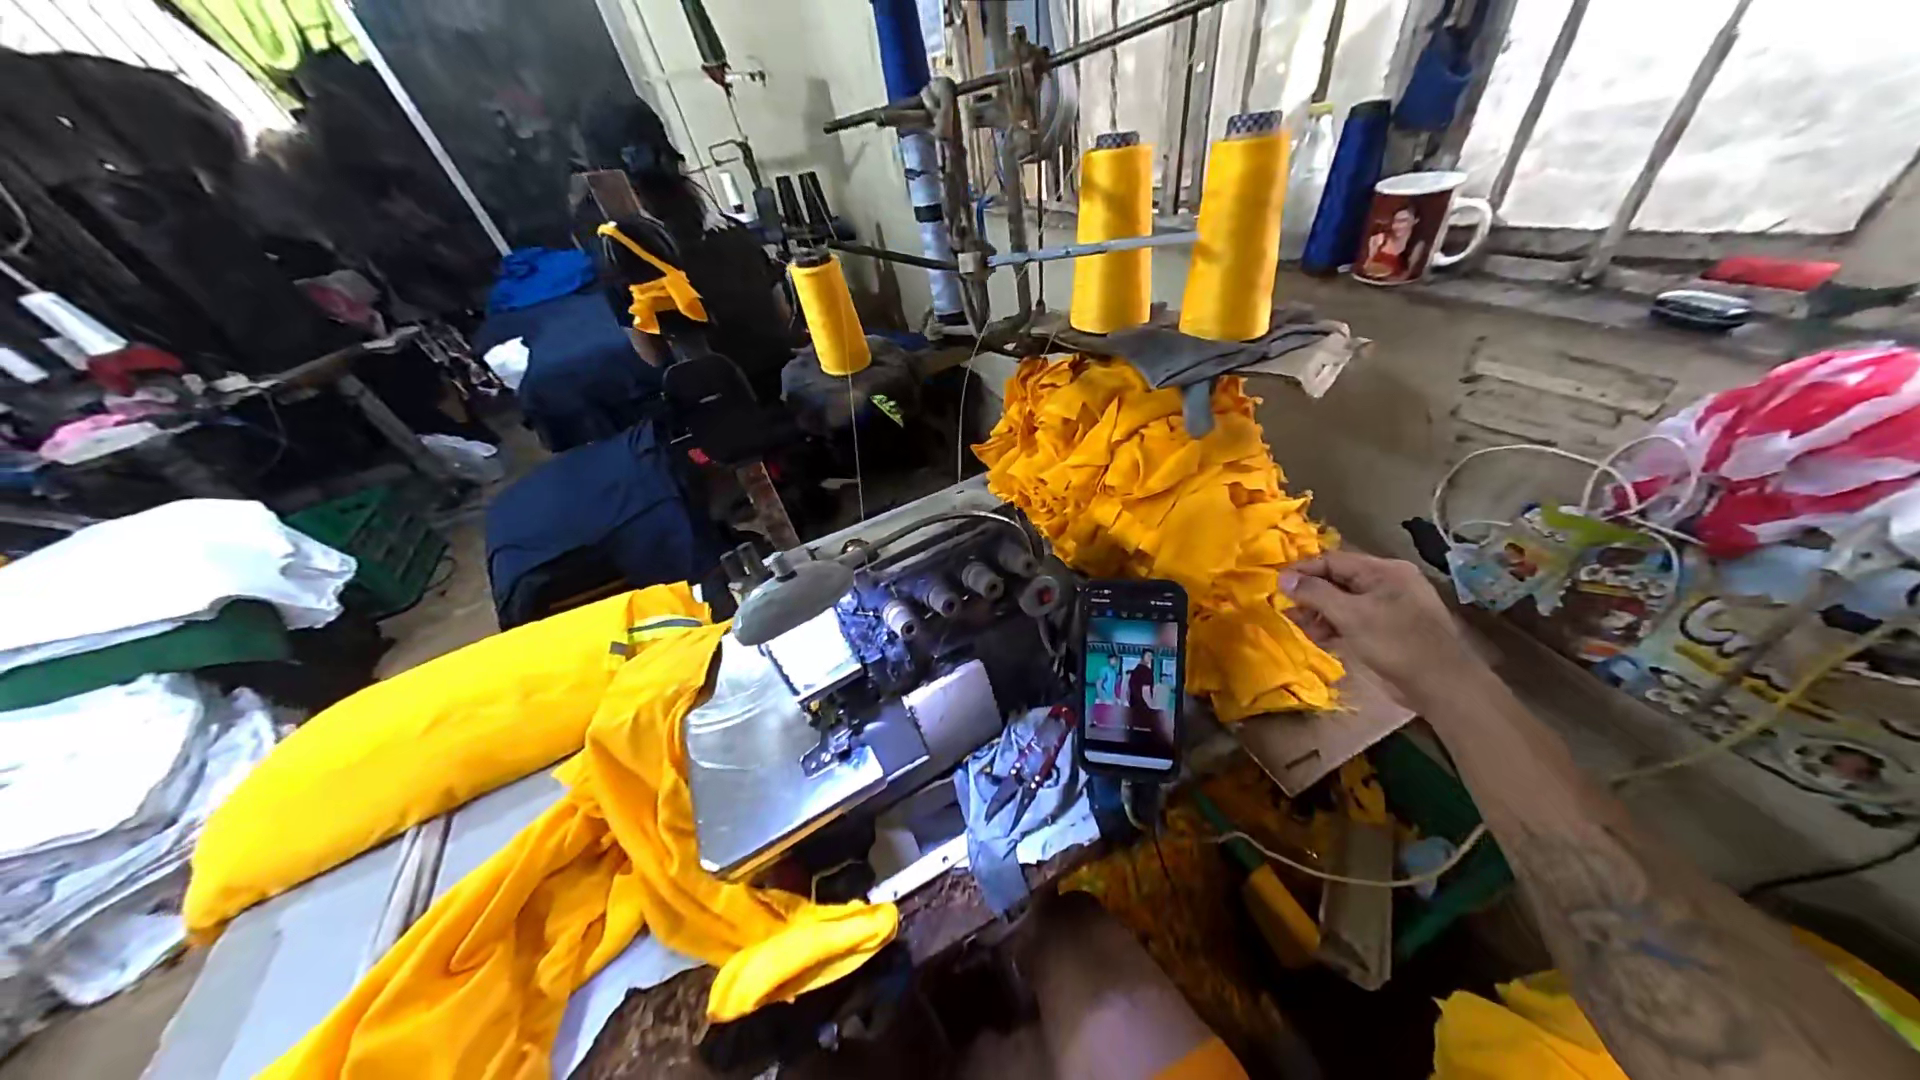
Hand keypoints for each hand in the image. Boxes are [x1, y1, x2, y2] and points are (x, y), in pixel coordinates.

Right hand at [1280, 550, 1487, 708]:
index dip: (1303, 571)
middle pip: (1337, 580)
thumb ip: (1315, 594)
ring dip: (1318, 613)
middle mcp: (1386, 583)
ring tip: (1298, 626)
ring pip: (1342, 602)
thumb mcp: (1351, 615)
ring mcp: (1388, 607)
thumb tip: (1282, 578)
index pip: (1333, 560)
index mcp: (1384, 571)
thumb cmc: (1396, 642)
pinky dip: (1333, 625)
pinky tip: (1318, 637)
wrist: (1442, 685)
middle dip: (1309, 594)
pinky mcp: (1387, 629)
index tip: (1276, 584)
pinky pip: (1352, 619)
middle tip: (1285, 608)